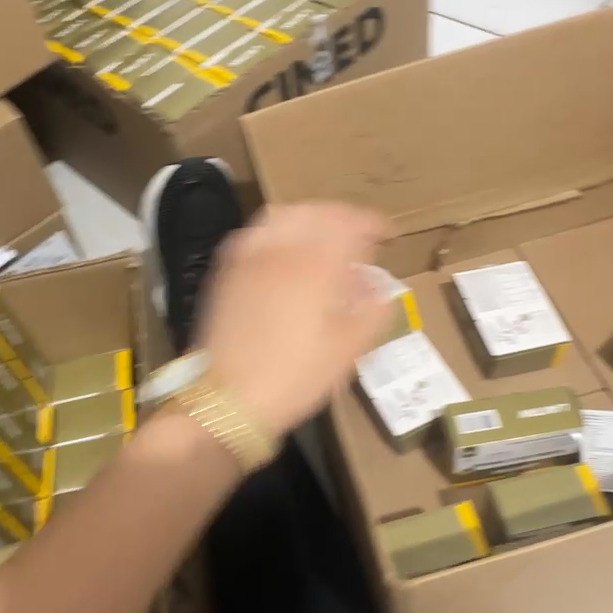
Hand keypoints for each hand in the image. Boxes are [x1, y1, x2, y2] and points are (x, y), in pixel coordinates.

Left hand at [197, 203, 391, 437]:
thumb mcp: (348, 351)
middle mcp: (282, 249)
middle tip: (357, 237)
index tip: (386, 236)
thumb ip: (372, 310)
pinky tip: (283, 252)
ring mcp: (248, 257)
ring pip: (282, 216)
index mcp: (317, 264)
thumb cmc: (295, 378)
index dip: (373, 225)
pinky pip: (254, 234)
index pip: (351, 224)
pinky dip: (276, 232)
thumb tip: (379, 285)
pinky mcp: (225, 272)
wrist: (227, 400)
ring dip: (308, 218)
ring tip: (322, 238)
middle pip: (317, 212)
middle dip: (342, 218)